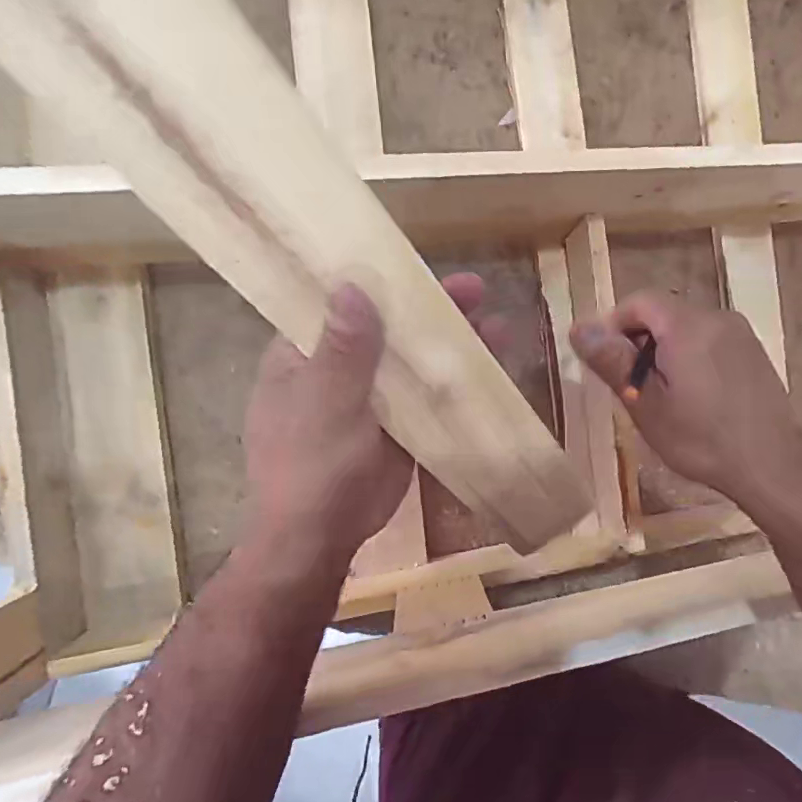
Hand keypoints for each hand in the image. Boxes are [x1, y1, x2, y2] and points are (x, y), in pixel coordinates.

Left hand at [245, 274, 489, 557]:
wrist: (322, 535)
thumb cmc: (311, 464)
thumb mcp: (326, 402)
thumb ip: (344, 348)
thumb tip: (353, 286)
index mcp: (303, 356)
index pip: (340, 304)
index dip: (378, 281)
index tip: (416, 266)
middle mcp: (338, 369)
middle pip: (389, 328)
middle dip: (430, 309)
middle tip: (476, 288)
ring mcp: (371, 397)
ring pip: (414, 360)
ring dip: (451, 342)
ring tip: (497, 324)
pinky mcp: (398, 423)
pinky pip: (428, 393)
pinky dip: (455, 380)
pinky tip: (489, 367)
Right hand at [571, 291, 801, 508]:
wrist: (771, 463)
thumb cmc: (702, 438)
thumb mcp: (647, 404)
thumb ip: (613, 361)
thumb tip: (579, 328)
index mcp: (688, 325)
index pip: (640, 300)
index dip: (614, 324)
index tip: (607, 361)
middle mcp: (717, 317)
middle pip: (665, 311)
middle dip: (640, 339)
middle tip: (633, 384)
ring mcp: (741, 333)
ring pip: (688, 327)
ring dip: (666, 349)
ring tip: (662, 394)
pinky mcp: (754, 351)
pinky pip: (711, 339)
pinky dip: (692, 355)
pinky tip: (696, 395)